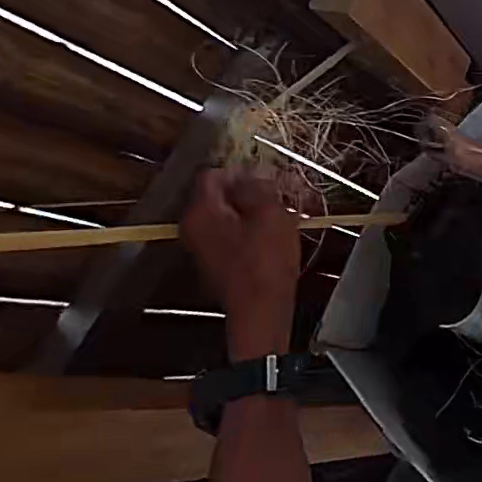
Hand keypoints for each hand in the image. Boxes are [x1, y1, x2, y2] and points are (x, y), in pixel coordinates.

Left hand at [181, 168, 299, 361]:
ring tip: (287, 212)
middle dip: (253, 191)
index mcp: (201, 212)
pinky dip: (254, 228)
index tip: (269, 176)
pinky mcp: (219, 263)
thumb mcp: (269, 214)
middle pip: (221, 196)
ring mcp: (204, 247)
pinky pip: (234, 235)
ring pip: (230, 215)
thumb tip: (252, 173)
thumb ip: (258, 186)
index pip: (214, 175)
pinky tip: (278, 232)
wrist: (261, 311)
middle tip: (282, 193)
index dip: (244, 170)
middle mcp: (194, 227)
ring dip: (257, 210)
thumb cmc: (265, 261)